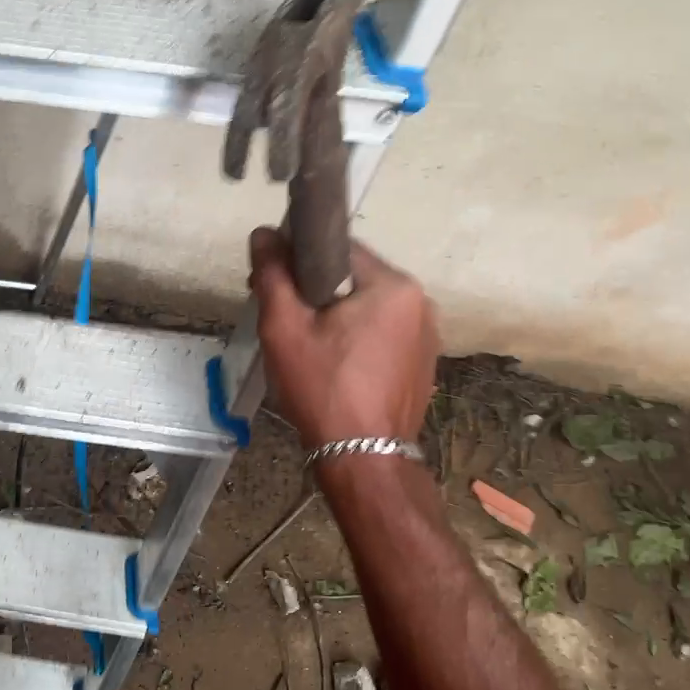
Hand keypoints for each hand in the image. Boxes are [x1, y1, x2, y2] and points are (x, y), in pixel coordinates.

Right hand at [248, 226, 438, 449]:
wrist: (363, 456)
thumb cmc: (322, 386)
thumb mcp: (284, 327)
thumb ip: (272, 274)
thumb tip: (264, 233)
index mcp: (393, 286)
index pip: (337, 248)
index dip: (296, 258)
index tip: (269, 281)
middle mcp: (420, 302)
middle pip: (351, 278)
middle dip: (311, 290)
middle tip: (276, 316)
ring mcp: (426, 334)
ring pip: (364, 306)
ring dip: (330, 314)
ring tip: (299, 342)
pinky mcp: (420, 361)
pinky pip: (378, 332)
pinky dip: (350, 336)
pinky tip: (327, 361)